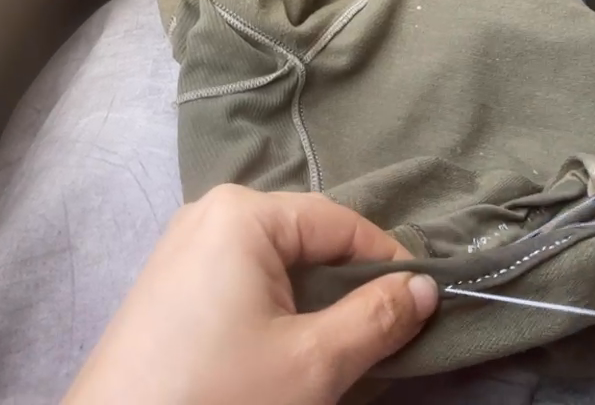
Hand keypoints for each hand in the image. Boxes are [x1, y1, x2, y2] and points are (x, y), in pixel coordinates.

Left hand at [65, 184, 438, 403]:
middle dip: (346, 278)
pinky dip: (274, 302)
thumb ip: (376, 319)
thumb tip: (426, 286)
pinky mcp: (168, 280)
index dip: (386, 257)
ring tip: (340, 337)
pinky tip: (285, 341)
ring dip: (312, 294)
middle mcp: (210, 209)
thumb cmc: (219, 397)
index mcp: (242, 211)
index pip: (336, 221)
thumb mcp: (312, 364)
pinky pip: (240, 273)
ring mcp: (183, 243)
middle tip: (385, 323)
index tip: (425, 297)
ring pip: (273, 257)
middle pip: (303, 235)